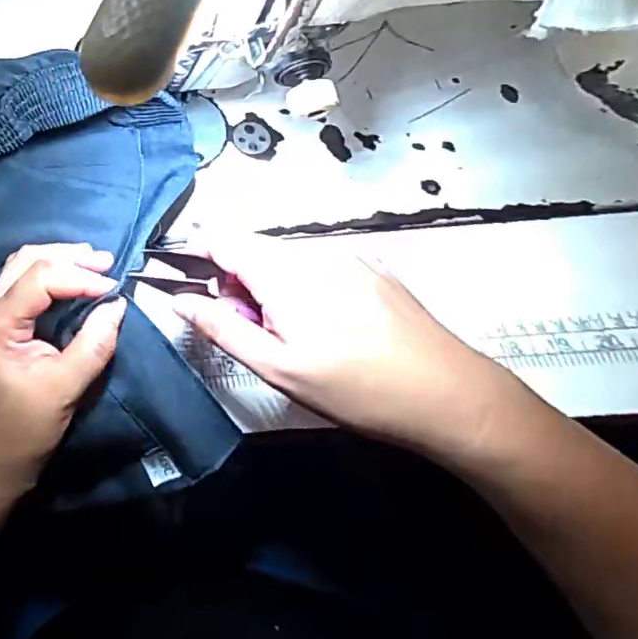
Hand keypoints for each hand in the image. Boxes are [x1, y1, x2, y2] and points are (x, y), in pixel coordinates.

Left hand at [0, 243, 127, 498]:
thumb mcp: (65, 388)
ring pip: (21, 268)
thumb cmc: (24, 427)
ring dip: (58, 261)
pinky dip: (50, 276)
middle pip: (26, 261)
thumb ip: (93, 345)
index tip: (113, 288)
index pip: (40, 278)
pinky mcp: (1, 325)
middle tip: (106, 262)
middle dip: (67, 256)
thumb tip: (117, 306)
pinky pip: (22, 285)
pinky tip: (74, 281)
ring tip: (94, 264)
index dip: (79, 277)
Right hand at [171, 232, 548, 466]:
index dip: (195, 258)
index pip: (219, 238)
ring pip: (281, 261)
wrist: (456, 400)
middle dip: (235, 285)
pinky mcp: (371, 271)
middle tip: (253, 332)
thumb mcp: (278, 368)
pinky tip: (326, 330)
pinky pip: (314, 268)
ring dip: (268, 290)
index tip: (192, 289)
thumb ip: (221, 328)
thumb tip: (181, 301)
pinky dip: (300, 290)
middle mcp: (315, 254)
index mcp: (285, 273)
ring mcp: (347, 259)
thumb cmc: (361, 390)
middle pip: (249, 250)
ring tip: (293, 337)